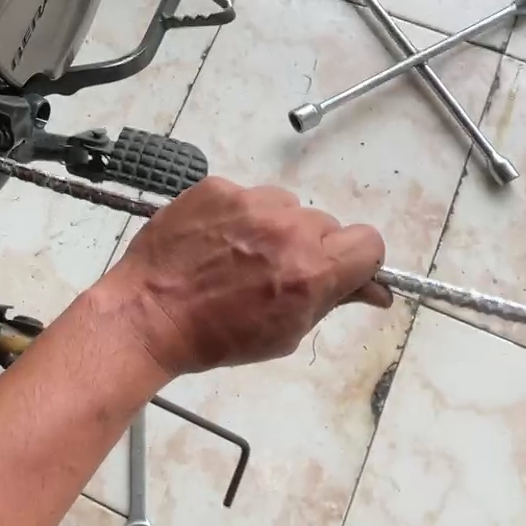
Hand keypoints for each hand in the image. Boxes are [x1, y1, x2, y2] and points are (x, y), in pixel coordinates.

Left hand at [97, 177, 388, 377]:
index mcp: (312, 270)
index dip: (357, 259)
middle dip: (310, 246)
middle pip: (325, 224)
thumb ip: (333, 300)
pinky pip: (246, 196)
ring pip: (286, 205)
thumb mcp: (286, 332)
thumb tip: (376, 289)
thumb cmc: (218, 337)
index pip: (369, 243)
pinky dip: (238, 215)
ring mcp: (248, 203)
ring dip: (275, 226)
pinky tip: (215, 240)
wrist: (149, 314)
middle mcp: (286, 229)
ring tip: (240, 255)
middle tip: (275, 271)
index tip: (338, 270)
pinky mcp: (216, 188)